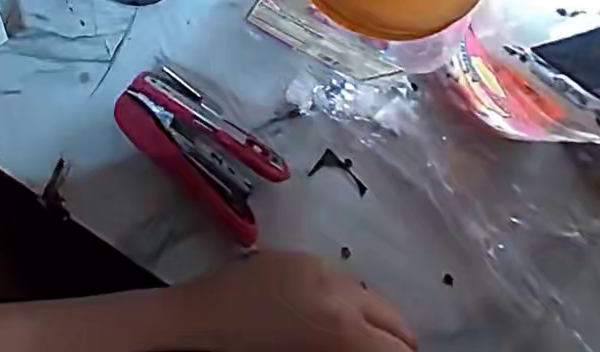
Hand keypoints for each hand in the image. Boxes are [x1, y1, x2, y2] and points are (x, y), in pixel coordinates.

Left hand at [167, 250, 416, 351]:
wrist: (199, 323)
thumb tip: (378, 349)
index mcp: (345, 326)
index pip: (400, 350)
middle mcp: (338, 286)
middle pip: (395, 320)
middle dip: (394, 344)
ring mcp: (316, 265)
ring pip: (369, 296)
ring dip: (373, 321)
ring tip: (357, 344)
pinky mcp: (296, 256)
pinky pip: (340, 279)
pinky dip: (347, 301)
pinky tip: (329, 321)